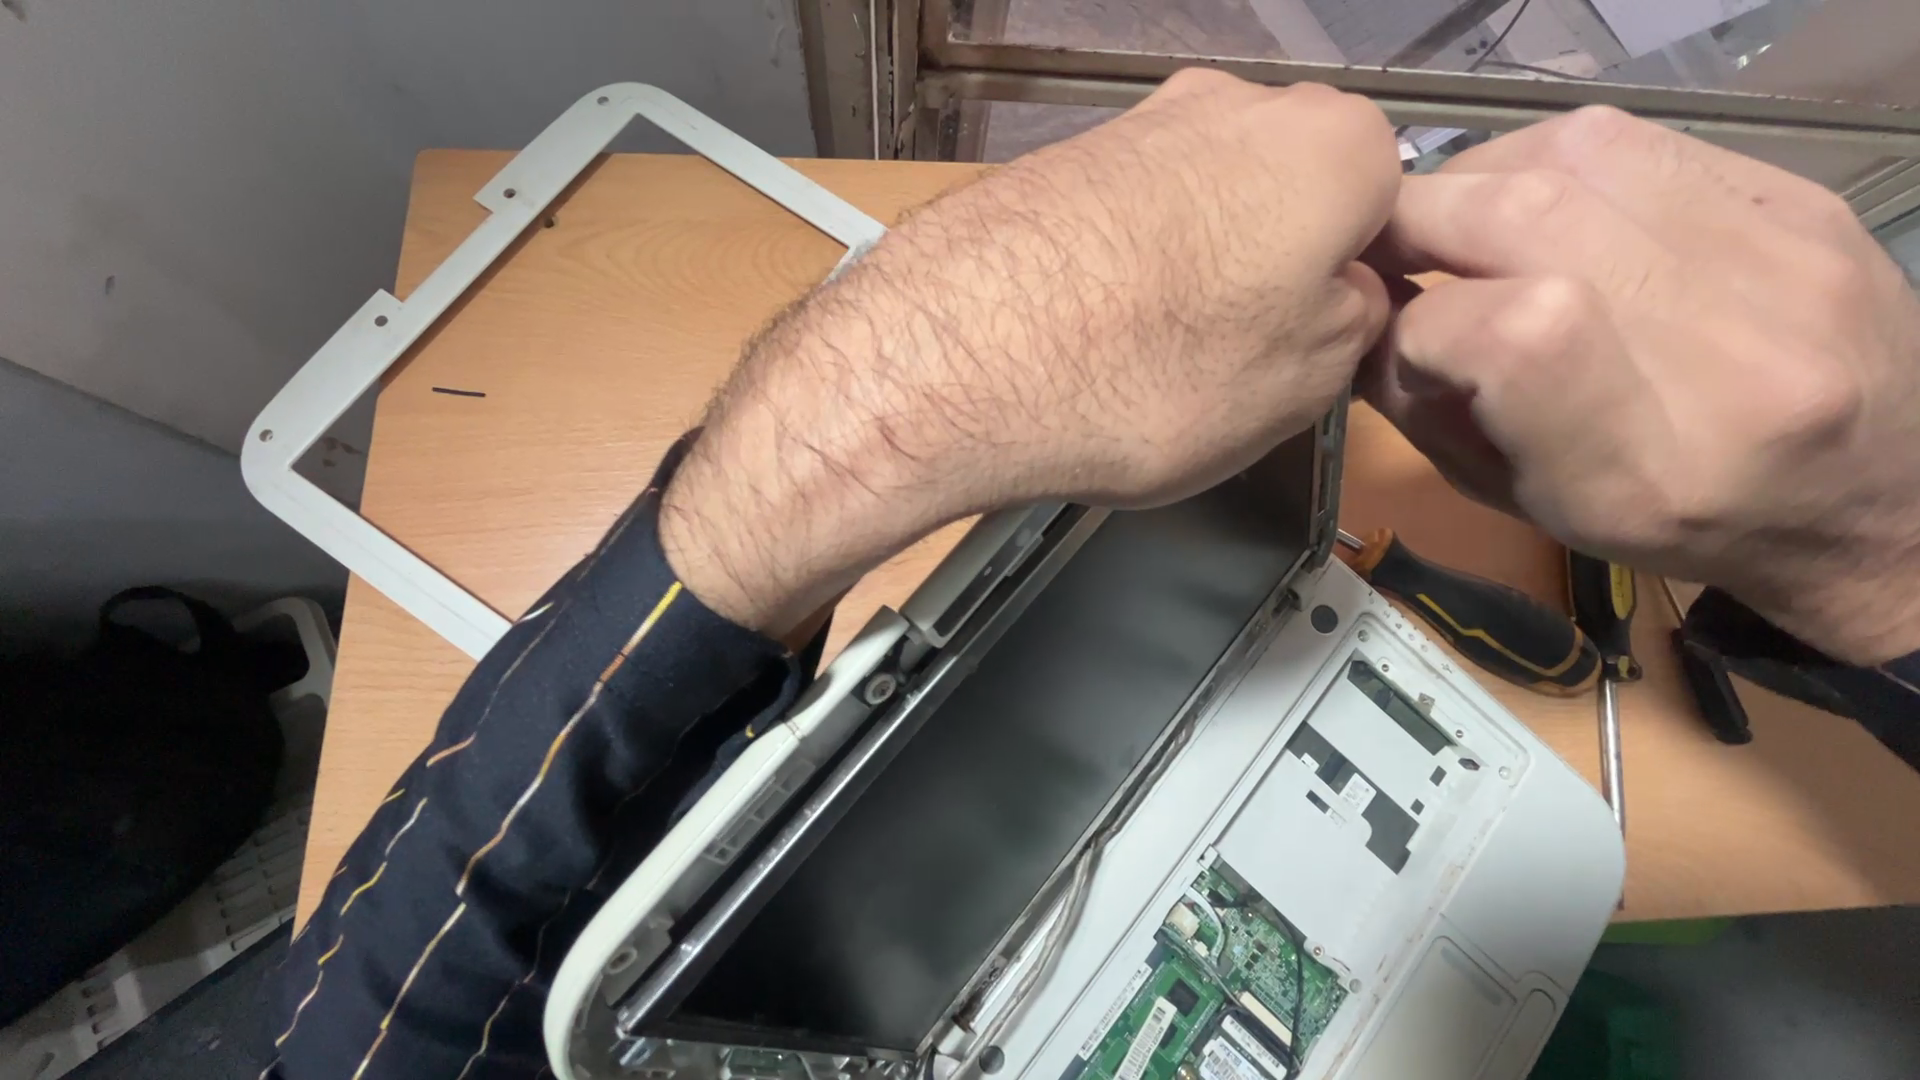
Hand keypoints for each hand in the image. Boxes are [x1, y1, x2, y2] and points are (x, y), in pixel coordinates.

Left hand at [662, 70, 1399, 633]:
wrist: (955, 363)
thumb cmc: (1143, 376)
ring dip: (1183, 276)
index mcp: (1330, 148)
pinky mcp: (1048, 167)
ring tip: (1139, 358)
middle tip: (1225, 358)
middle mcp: (1228, 110)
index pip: (1384, 213)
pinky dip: (1113, 273)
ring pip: (1193, 211)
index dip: (1349, 289)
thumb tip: (1346, 298)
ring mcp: (1127, 129)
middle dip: (1266, 273)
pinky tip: (1083, 334)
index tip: (1311, 346)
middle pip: (1279, 202)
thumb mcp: (1299, 386)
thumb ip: (1352, 326)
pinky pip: (1114, 223)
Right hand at [1361, 106, 1919, 663]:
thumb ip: (1423, 408)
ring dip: (1471, 180)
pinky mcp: (1798, 196)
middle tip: (1381, 251)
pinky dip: (1540, 162)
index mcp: (1639, 468)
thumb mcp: (1510, 498)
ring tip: (1448, 224)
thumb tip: (1366, 314)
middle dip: (1415, 224)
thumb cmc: (1655, 519)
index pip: (1501, 336)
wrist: (1865, 493)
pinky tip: (1524, 206)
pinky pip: (1631, 139)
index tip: (1391, 341)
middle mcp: (1727, 352)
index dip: (1414, 328)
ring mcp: (1779, 256)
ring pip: (1572, 155)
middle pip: (1527, 219)